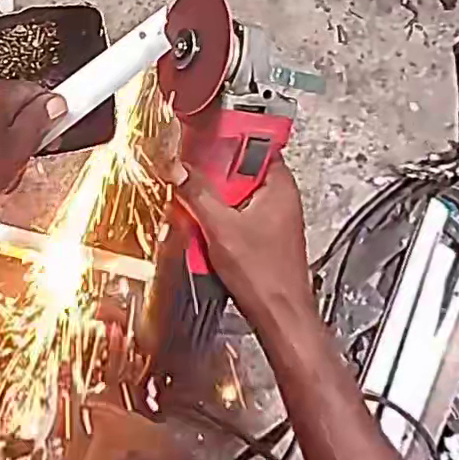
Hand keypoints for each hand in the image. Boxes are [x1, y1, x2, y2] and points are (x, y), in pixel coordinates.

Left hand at [0, 81, 65, 227]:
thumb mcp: (17, 151)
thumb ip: (40, 123)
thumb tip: (54, 105)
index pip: (36, 90)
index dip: (53, 111)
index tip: (61, 125)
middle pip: (14, 108)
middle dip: (26, 134)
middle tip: (28, 157)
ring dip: (4, 149)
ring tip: (0, 175)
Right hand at [167, 160, 314, 324]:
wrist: (279, 317)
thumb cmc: (266, 276)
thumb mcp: (221, 228)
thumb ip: (198, 194)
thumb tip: (179, 170)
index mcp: (278, 185)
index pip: (253, 144)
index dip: (225, 142)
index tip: (202, 144)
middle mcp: (279, 196)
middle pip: (238, 171)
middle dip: (213, 179)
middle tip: (193, 183)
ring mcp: (272, 216)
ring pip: (234, 195)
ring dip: (213, 202)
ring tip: (198, 212)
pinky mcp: (263, 234)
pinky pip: (235, 215)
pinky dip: (220, 221)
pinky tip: (208, 234)